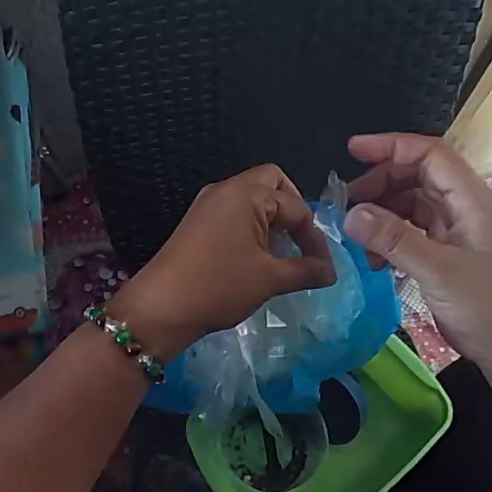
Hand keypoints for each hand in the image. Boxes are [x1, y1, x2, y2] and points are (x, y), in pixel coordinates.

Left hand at [111, 165, 336, 359]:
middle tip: (301, 242)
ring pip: (251, 198)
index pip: (296, 206)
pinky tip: (257, 258)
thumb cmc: (218, 287)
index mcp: (246, 194)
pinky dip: (252, 228)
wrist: (161, 308)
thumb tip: (330, 272)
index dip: (314, 238)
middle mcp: (225, 190)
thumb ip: (305, 270)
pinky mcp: (196, 223)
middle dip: (293, 210)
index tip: (323, 268)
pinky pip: (234, 213)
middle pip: (272, 183)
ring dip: (272, 220)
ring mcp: (207, 205)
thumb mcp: (269, 279)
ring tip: (282, 255)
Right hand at [343, 133, 491, 372]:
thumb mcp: (438, 271)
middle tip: (347, 206)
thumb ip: (394, 239)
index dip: (391, 146)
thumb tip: (351, 213)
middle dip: (380, 184)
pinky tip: (372, 259)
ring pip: (413, 206)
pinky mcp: (450, 256)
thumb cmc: (490, 308)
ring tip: (355, 236)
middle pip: (418, 178)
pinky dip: (390, 239)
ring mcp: (458, 234)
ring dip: (382, 214)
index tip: (352, 151)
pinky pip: (413, 234)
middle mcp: (466, 210)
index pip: (430, 155)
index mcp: (472, 202)